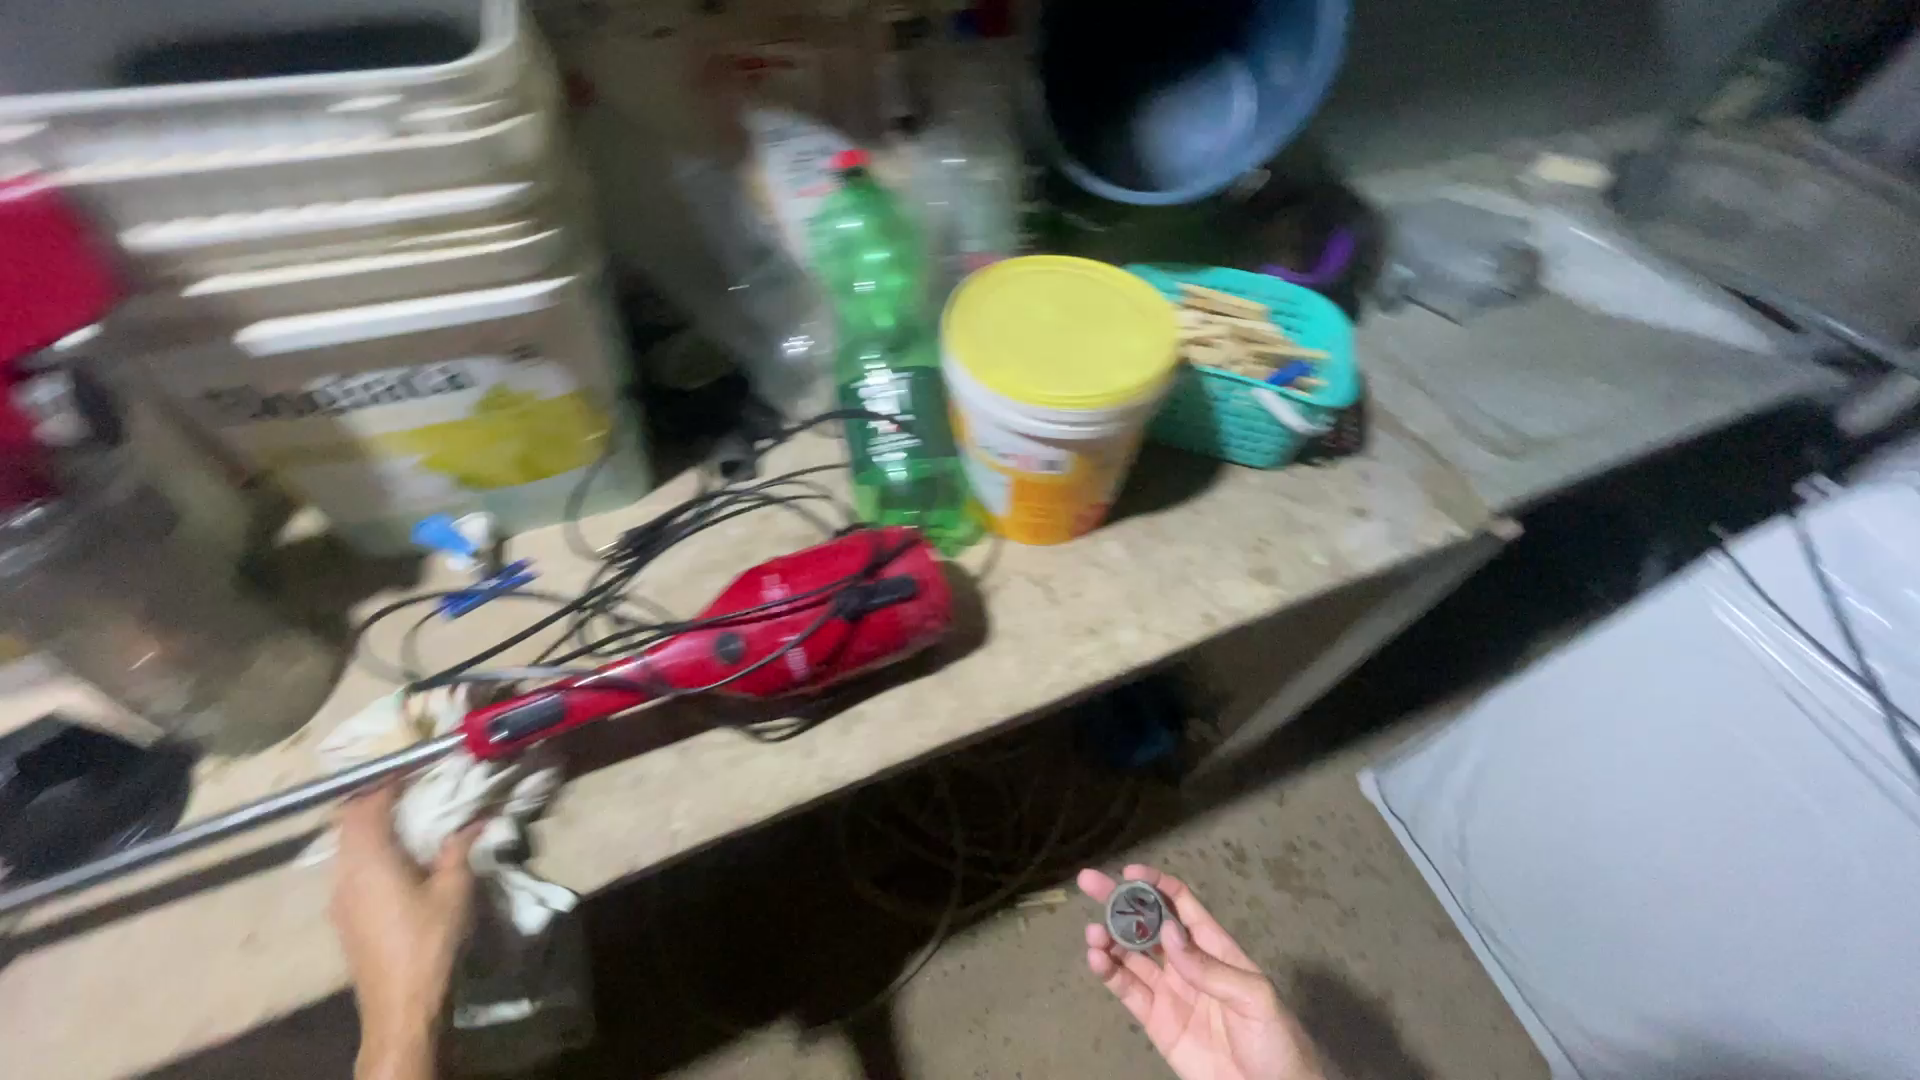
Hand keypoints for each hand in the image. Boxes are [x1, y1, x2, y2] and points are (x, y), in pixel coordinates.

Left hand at [330, 785, 481, 1079]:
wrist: (402, 1002)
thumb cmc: (431, 938)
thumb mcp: (456, 887)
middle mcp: (345, 874)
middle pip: (348, 823)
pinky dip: (371, 849)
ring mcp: (339, 897)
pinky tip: (401, 856)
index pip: (365, 807)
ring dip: (372, 826)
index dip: (386, 783)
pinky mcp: (344, 915)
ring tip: (411, 818)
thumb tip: (475, 819)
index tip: (415, 770)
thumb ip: (460, 847)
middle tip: (413, 788)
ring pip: (347, 846)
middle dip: (376, 800)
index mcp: (370, 861)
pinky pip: (351, 866)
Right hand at [1078, 865, 1321, 1079]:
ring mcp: (1168, 991)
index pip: (1180, 903)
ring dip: (1109, 937)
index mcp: (1213, 947)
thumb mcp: (1255, 997)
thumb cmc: (1275, 1040)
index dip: (1155, 884)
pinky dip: (1108, 972)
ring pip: (1130, 954)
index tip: (1128, 872)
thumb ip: (1210, 966)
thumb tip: (1168, 930)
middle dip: (1118, 901)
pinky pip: (1127, 990)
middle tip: (1090, 882)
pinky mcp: (1156, 1021)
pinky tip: (1097, 959)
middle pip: (1146, 922)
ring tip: (1093, 933)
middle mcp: (1185, 962)